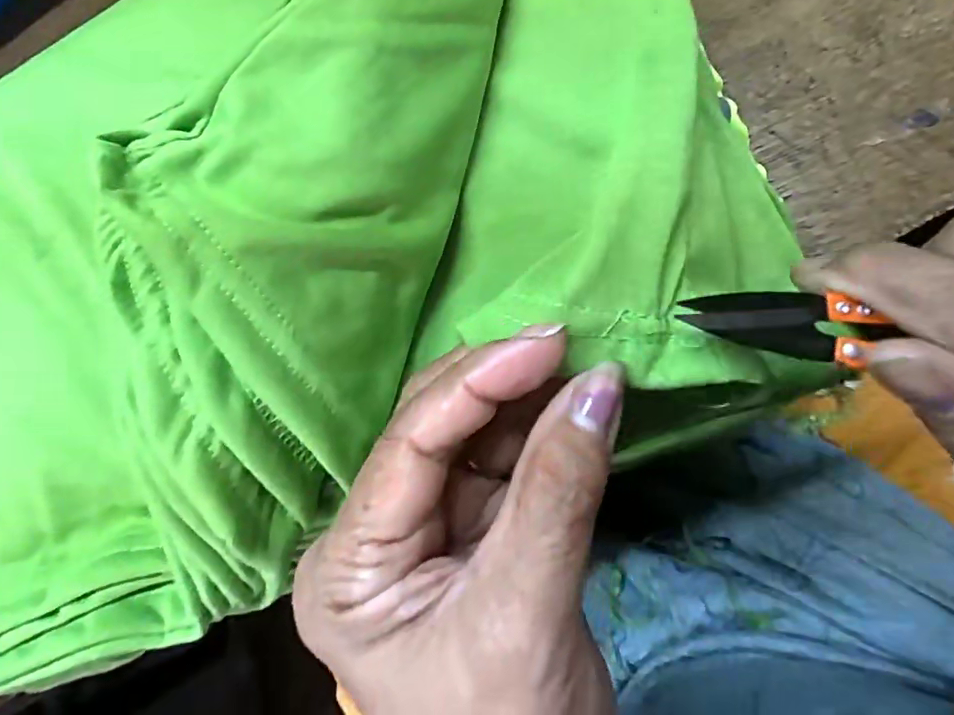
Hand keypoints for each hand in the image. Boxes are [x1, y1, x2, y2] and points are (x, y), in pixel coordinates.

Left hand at [293, 325, 622, 714]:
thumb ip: (559, 488)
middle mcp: (379, 531)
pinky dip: (546, 427)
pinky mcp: (479, 528)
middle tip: (568, 343)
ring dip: (529, 396)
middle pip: (436, 425)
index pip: (409, 442)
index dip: (478, 381)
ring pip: (476, 432)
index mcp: (351, 561)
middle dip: (501, 380)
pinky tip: (577, 401)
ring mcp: (431, 526)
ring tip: (581, 364)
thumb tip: (602, 382)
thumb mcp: (526, 609)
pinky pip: (510, 457)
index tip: (548, 342)